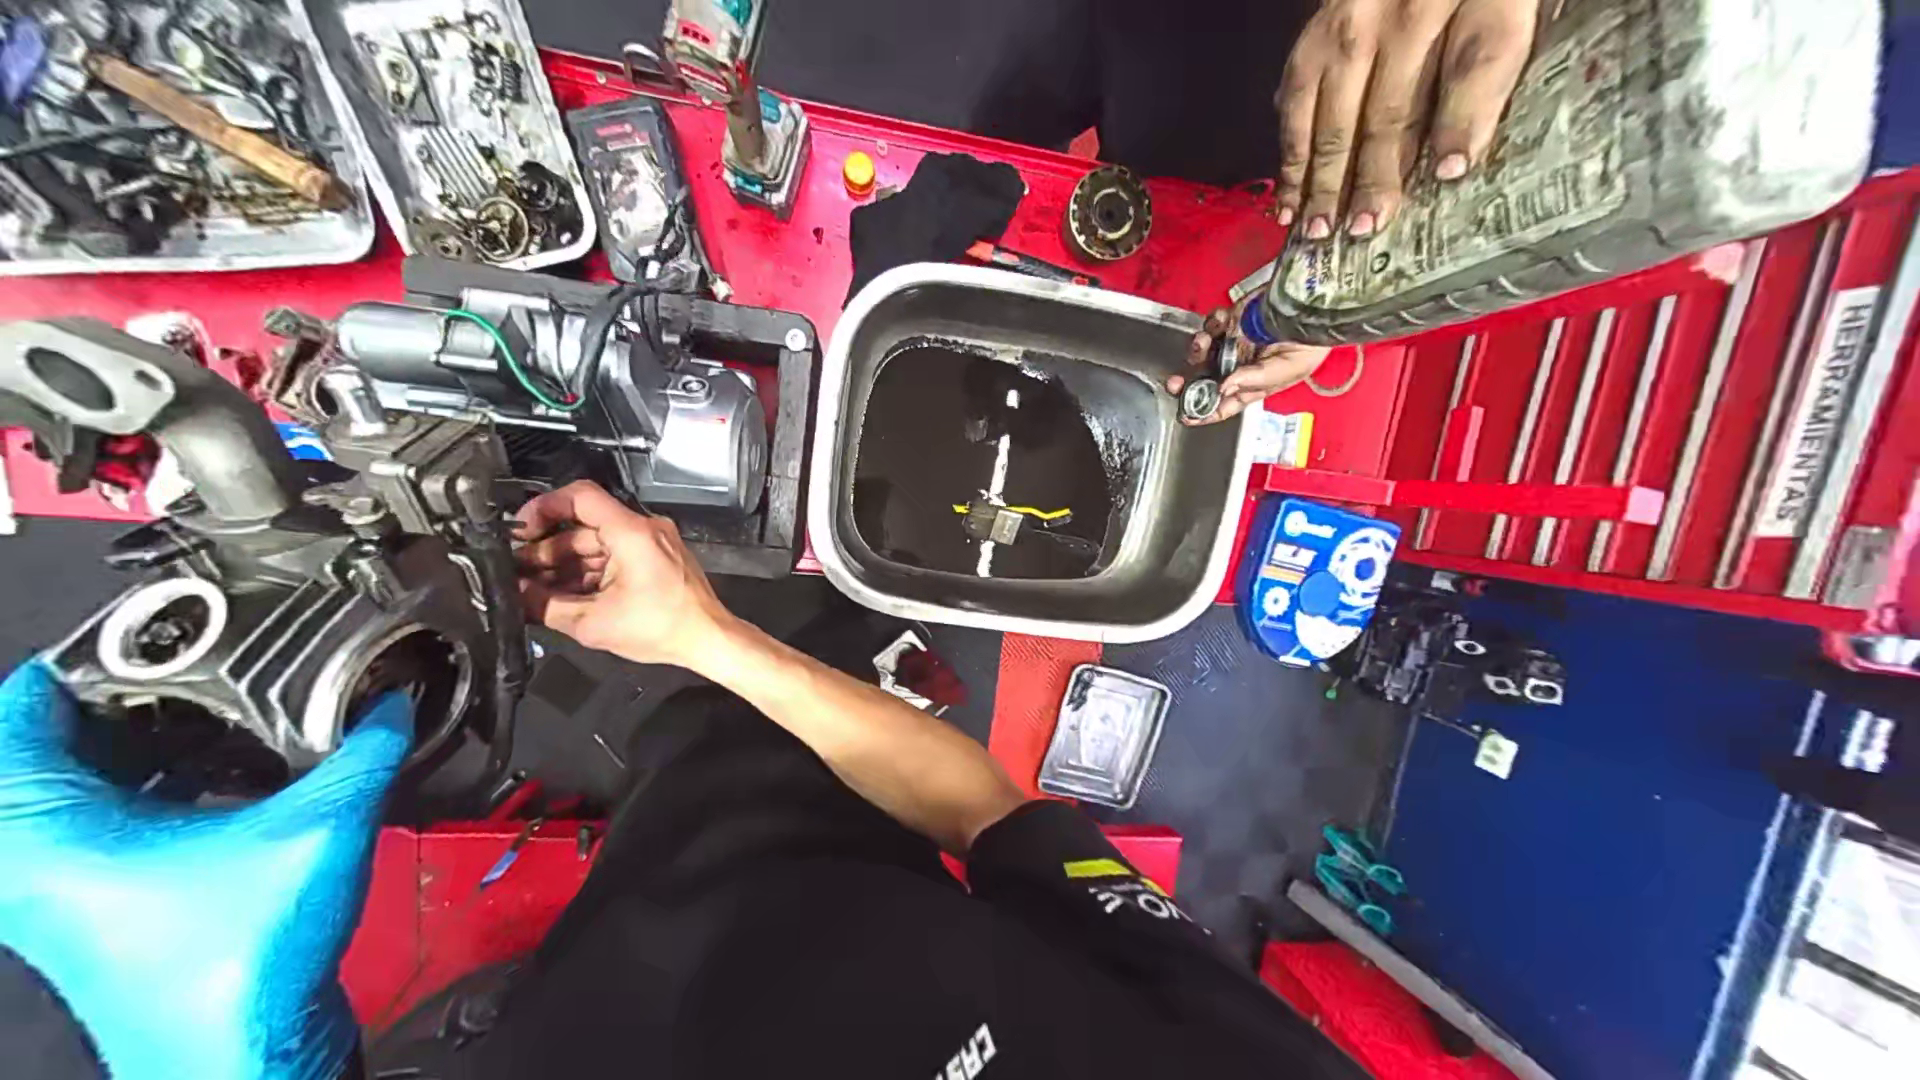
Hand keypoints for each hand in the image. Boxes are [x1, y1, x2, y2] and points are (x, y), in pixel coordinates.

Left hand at [0, 662, 411, 1079]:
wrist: (239, 1043)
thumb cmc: (246, 949)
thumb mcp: (322, 824)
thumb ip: (366, 749)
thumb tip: (394, 701)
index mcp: (44, 831)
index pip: (15, 713)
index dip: (78, 657)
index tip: (150, 622)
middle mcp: (33, 853)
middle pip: (52, 739)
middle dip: (129, 688)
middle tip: (207, 649)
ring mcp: (66, 879)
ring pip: (86, 776)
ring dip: (150, 731)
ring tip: (227, 693)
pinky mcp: (111, 892)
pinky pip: (117, 806)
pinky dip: (167, 769)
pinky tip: (238, 757)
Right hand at [514, 480, 734, 671]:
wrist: (707, 639)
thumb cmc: (665, 628)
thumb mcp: (593, 622)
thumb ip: (545, 606)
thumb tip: (516, 595)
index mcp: (633, 533)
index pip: (580, 496)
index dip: (543, 508)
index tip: (521, 531)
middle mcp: (646, 530)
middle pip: (583, 527)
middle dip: (547, 551)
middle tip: (518, 574)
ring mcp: (653, 543)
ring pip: (596, 544)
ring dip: (565, 565)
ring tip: (536, 591)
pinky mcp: (657, 558)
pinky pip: (615, 555)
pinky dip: (589, 572)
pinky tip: (566, 595)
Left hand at [1166, 307, 1330, 423]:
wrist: (1317, 307)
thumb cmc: (1311, 346)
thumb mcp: (1285, 371)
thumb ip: (1252, 380)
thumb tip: (1224, 387)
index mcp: (1249, 386)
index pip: (1221, 406)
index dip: (1201, 413)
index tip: (1185, 415)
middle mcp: (1237, 367)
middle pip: (1202, 380)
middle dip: (1185, 383)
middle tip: (1174, 383)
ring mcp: (1232, 344)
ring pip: (1202, 351)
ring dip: (1198, 348)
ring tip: (1204, 341)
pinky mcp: (1232, 321)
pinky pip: (1212, 323)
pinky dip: (1212, 322)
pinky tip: (1223, 320)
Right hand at [1274, 0, 1538, 238]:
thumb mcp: (1500, 2)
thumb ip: (1486, 70)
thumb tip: (1454, 164)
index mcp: (1445, 2)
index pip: (1449, 78)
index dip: (1445, 132)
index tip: (1432, 187)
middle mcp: (1383, 19)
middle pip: (1378, 114)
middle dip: (1367, 178)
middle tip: (1359, 229)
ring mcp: (1335, 35)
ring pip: (1326, 122)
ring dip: (1319, 182)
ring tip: (1314, 229)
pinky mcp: (1306, 49)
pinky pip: (1292, 114)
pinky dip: (1290, 162)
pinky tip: (1288, 200)